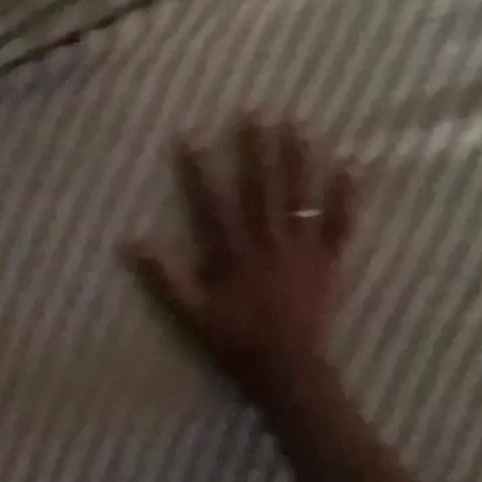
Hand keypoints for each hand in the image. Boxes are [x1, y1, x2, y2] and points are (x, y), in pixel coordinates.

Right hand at [123, 112, 358, 406]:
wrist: (287, 369)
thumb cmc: (235, 343)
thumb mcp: (190, 315)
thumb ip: (164, 278)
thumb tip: (131, 243)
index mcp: (232, 254)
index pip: (212, 204)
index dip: (199, 170)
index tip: (190, 136)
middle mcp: (268, 242)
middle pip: (261, 189)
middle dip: (255, 149)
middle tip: (255, 112)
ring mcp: (302, 249)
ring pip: (300, 195)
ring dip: (298, 158)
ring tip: (296, 124)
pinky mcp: (328, 261)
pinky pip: (340, 223)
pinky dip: (346, 196)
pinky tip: (350, 165)